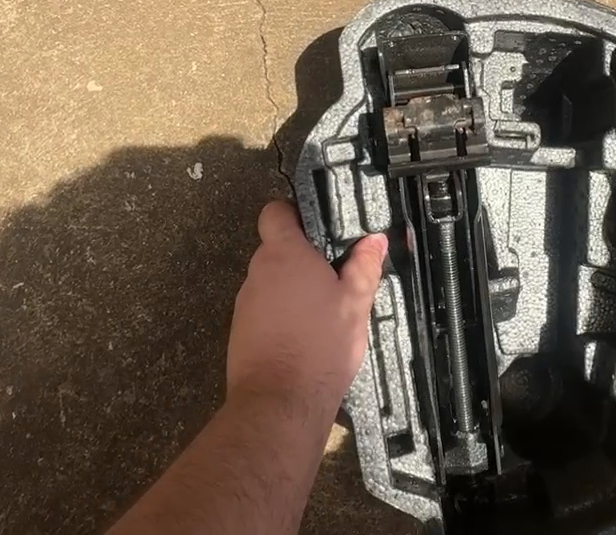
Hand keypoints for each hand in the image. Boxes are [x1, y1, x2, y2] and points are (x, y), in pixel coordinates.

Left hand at [226, 200, 386, 420]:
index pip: (275, 211)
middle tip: (333, 271)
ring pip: (270, 280)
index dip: (294, 212)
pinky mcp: (240, 331)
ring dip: (291, 287)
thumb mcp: (356, 303)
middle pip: (276, 248)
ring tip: (322, 308)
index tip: (316, 224)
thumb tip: (375, 241)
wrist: (280, 404)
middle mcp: (258, 272)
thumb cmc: (319, 346)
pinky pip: (263, 308)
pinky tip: (305, 333)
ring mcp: (245, 303)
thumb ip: (365, 266)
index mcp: (285, 254)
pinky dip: (281, 313)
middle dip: (302, 256)